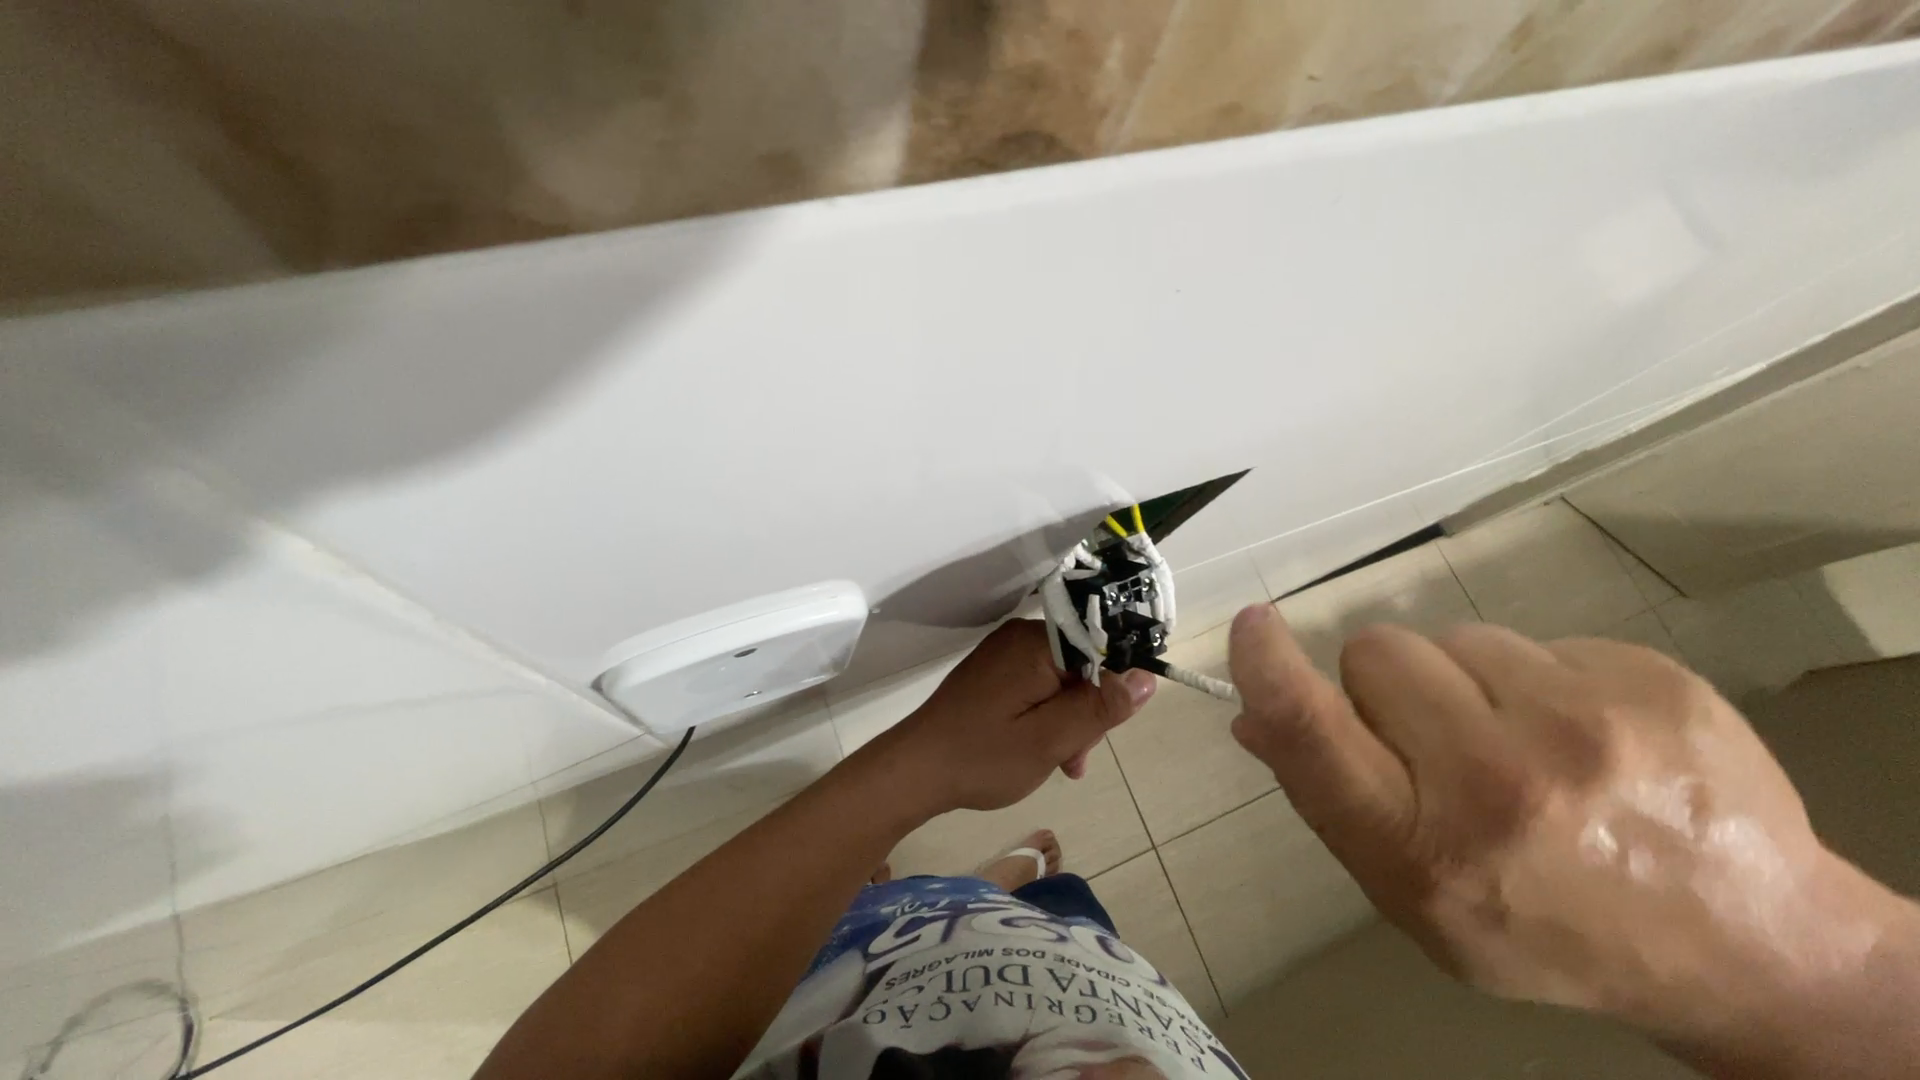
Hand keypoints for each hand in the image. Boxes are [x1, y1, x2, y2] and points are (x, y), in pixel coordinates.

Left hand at [863, 620, 1155, 816]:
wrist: (914, 771)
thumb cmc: (982, 757)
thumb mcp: (1050, 740)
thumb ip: (1100, 707)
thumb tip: (1147, 676)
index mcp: (1035, 643)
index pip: (1100, 645)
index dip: (1115, 684)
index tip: (1111, 725)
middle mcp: (1020, 639)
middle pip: (1082, 665)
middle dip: (1088, 712)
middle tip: (1076, 757)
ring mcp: (1004, 656)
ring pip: (1062, 682)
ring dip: (1069, 722)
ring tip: (1061, 764)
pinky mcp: (994, 675)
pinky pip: (1038, 688)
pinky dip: (1047, 718)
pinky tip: (1044, 753)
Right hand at [1225, 603, 1913, 1057]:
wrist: (1746, 944)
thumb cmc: (1543, 927)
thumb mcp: (1412, 897)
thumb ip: (1330, 801)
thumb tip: (1252, 717)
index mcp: (1424, 846)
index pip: (1311, 728)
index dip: (1265, 666)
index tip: (1253, 626)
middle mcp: (1498, 778)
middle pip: (1376, 653)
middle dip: (1386, 687)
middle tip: (1434, 740)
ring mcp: (1584, 722)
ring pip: (1453, 638)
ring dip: (1463, 680)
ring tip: (1519, 742)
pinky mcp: (1648, 679)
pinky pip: (1533, 640)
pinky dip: (1536, 680)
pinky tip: (1582, 737)